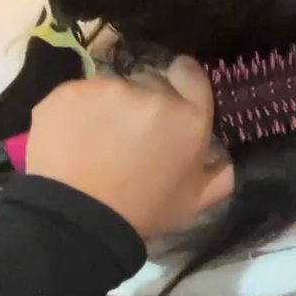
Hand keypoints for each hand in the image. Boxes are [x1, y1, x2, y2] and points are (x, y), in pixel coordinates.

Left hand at [20, 57, 233, 237]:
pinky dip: (79, 112)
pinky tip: (75, 140)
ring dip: (111, 107)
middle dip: (146, 102)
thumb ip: (221, 172)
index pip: (190, 74)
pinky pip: (80, 95)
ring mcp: (107, 88)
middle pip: (151, 82)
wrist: (77, 221)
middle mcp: (152, 93)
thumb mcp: (196, 201)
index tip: (172, 106)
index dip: (182, 86)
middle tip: (133, 137)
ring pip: (113, 88)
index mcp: (189, 118)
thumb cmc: (143, 212)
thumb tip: (227, 155)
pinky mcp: (69, 91)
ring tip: (99, 143)